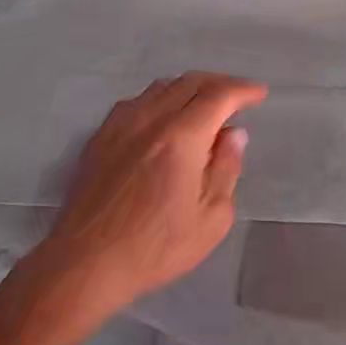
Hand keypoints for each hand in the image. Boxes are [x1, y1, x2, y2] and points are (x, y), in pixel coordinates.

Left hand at [35, 71, 267, 310]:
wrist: (86, 262)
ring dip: (189, 88)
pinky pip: (136, 102)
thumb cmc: (156, 247)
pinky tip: (164, 119)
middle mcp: (149, 119)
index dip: (243, 90)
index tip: (259, 94)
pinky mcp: (99, 137)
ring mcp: (119, 125)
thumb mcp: (210, 218)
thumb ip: (226, 169)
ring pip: (160, 88)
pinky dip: (160, 100)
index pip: (219, 95)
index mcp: (182, 137)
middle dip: (219, 83)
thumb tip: (232, 135)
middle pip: (189, 82)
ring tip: (204, 105)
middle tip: (237, 97)